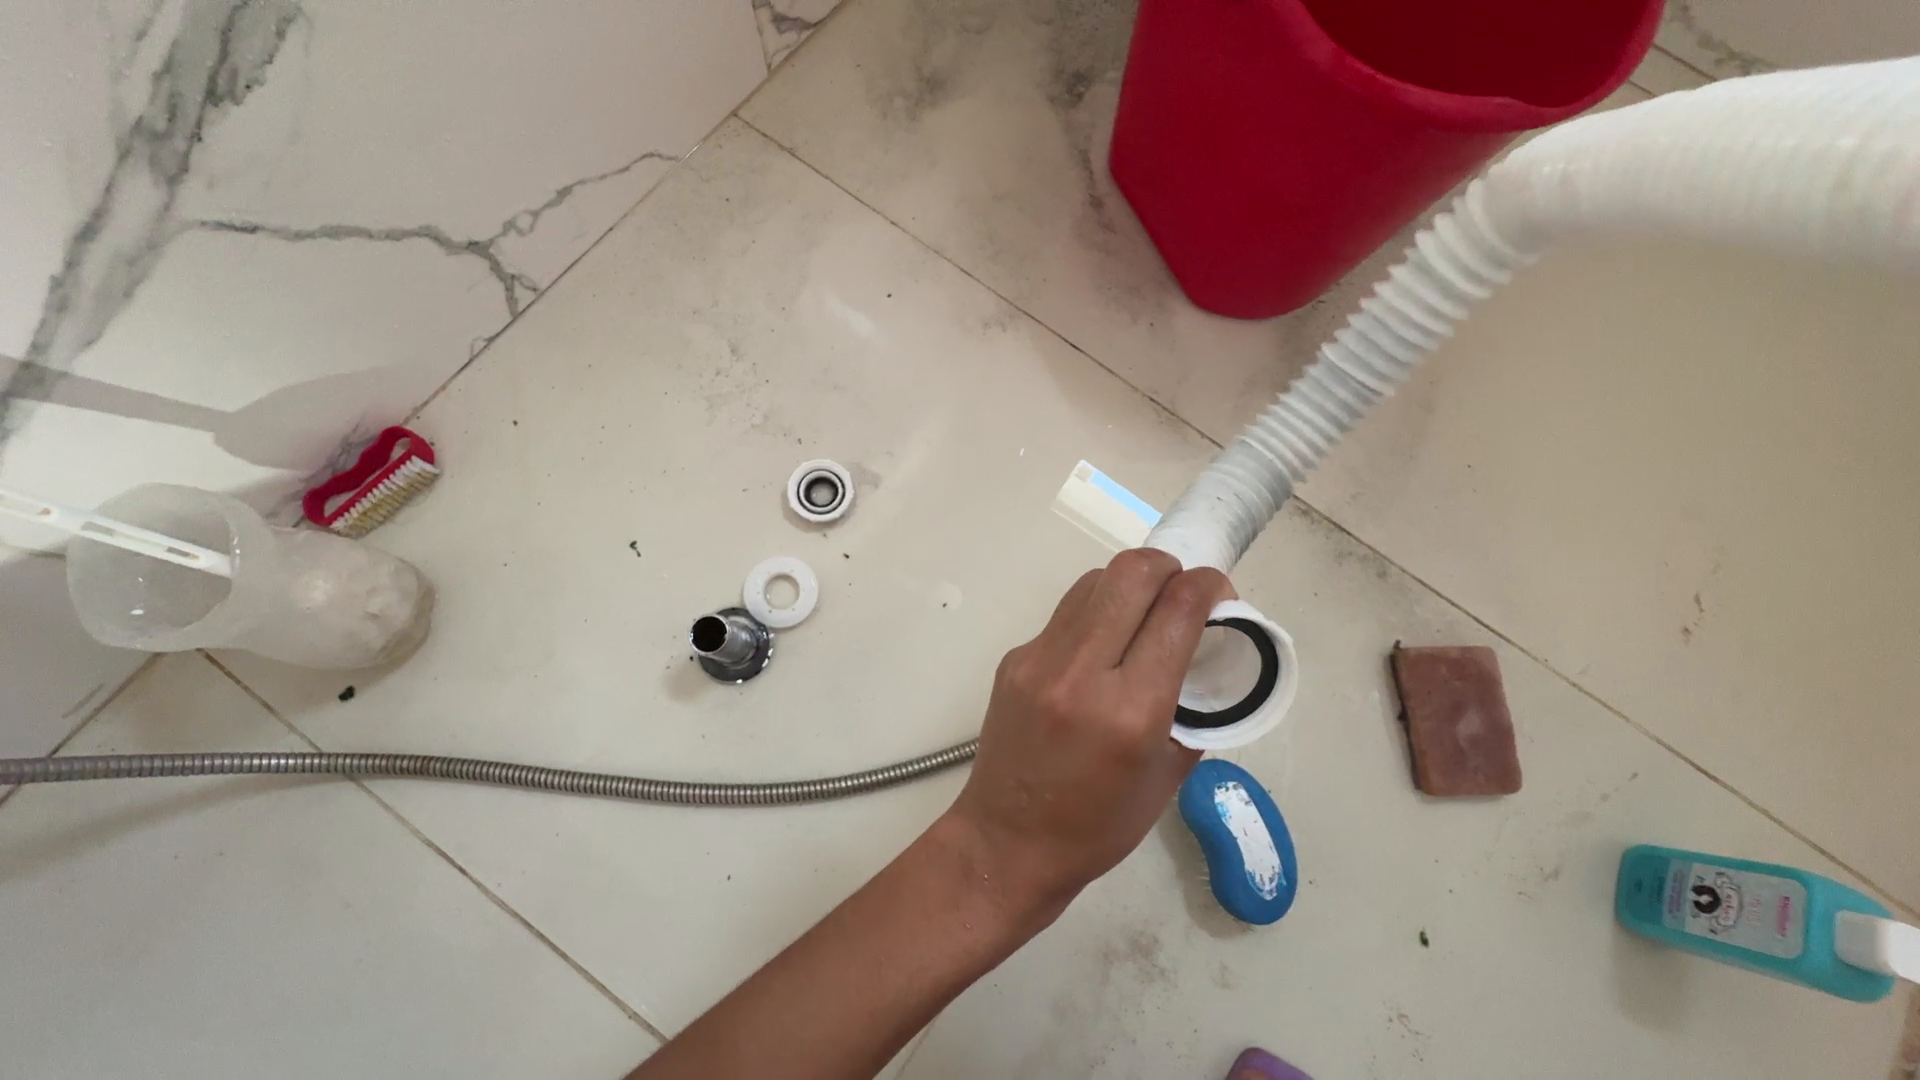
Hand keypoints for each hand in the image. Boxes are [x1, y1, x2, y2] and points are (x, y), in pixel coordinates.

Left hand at [943, 548, 1233, 919]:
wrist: (1008, 841)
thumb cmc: (1099, 825)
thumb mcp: (1169, 774)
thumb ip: (1193, 705)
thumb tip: (1204, 651)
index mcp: (1131, 710)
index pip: (1179, 609)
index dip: (1211, 587)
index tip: (1222, 596)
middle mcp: (1081, 672)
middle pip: (1132, 572)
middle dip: (1171, 567)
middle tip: (1183, 593)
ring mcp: (1039, 659)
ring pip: (1094, 581)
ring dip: (1130, 585)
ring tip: (1143, 617)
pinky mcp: (1014, 658)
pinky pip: (1066, 613)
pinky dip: (1096, 614)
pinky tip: (1102, 648)